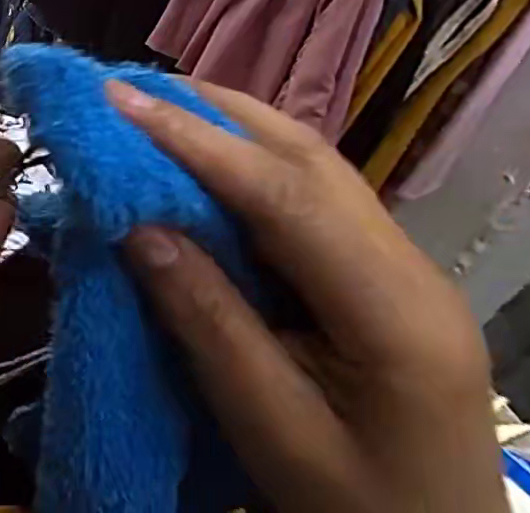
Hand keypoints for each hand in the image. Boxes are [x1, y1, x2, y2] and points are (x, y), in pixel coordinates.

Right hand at [107, 79, 506, 512]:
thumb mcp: (275, 437)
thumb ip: (209, 324)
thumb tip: (139, 227)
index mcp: (395, 311)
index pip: (284, 194)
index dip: (197, 140)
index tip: (121, 100)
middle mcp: (408, 263)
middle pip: (305, 156)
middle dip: (215, 113)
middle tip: (134, 91)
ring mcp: (402, 258)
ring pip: (310, 161)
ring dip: (232, 126)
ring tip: (162, 108)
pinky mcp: (381, 265)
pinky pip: (309, 189)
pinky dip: (250, 160)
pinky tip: (211, 159)